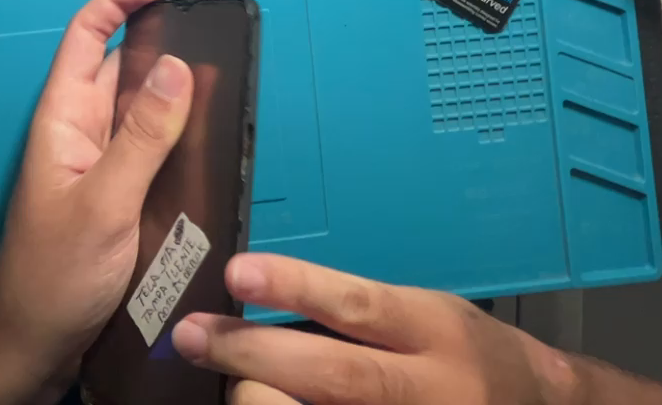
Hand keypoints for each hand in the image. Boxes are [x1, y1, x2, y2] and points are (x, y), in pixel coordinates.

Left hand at [0, 0, 194, 404]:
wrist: (33, 349)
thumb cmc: (53, 277)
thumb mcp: (104, 202)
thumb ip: (141, 137)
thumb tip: (176, 66)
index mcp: (63, 117)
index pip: (87, 36)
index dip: (120, 0)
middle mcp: (79, 129)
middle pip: (119, 67)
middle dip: (159, 45)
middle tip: (211, 42)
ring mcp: (97, 161)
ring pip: (138, 108)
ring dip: (172, 93)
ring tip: (221, 88)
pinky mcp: (114, 191)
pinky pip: (148, 147)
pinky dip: (175, 135)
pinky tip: (205, 142)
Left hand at [171, 253, 567, 404]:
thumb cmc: (469, 353)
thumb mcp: (425, 314)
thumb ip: (357, 311)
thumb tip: (266, 299)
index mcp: (433, 330)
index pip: (357, 304)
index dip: (297, 287)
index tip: (237, 272)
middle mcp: (431, 390)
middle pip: (335, 376)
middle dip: (254, 355)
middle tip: (192, 334)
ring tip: (219, 386)